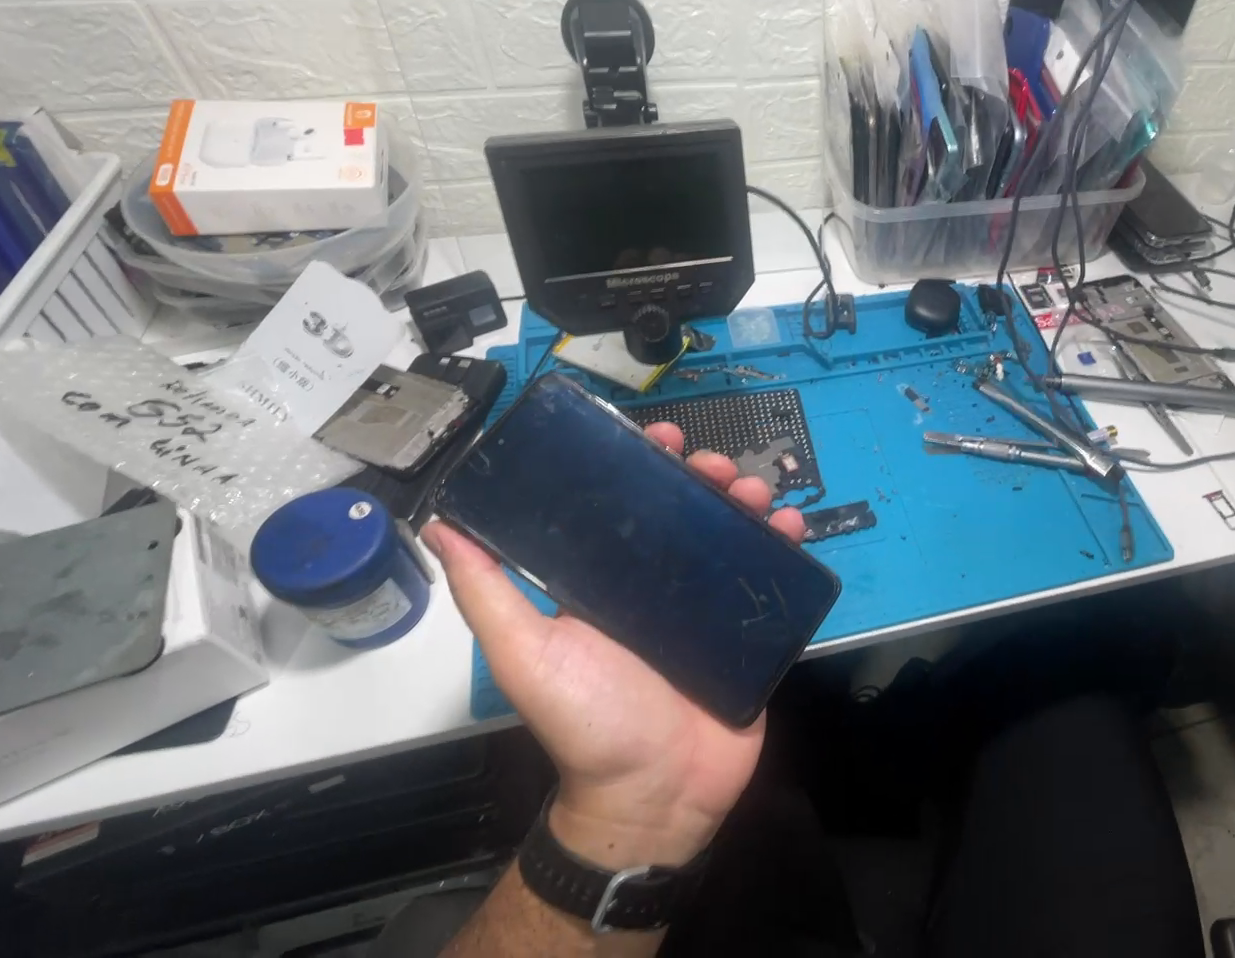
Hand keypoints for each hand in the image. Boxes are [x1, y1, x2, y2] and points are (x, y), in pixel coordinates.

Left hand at [422, 422, 804, 871]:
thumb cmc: (588, 723)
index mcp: (609, 582)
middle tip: (716, 465)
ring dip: (747, 503)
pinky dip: (784, 547)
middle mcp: (658, 586)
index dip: (645, 466)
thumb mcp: (527, 653)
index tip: (661, 438)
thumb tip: (441, 523)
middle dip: (704, 478)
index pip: (627, 507)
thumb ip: (489, 593)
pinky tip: (793, 528)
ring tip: (757, 493)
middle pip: (688, 514)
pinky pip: (769, 580)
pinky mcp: (746, 631)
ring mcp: (707, 608)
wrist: (656, 796)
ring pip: (732, 537)